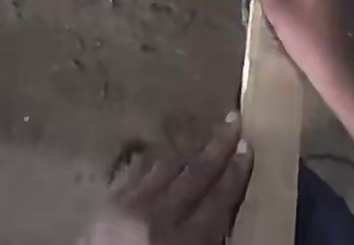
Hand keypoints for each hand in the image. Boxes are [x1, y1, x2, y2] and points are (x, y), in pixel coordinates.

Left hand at [80, 115, 252, 244]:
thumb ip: (205, 241)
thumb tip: (221, 219)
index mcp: (182, 243)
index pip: (218, 201)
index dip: (235, 174)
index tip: (248, 147)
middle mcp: (156, 218)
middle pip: (195, 174)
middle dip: (217, 148)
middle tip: (234, 121)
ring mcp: (128, 208)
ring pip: (166, 169)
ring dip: (187, 157)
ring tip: (203, 144)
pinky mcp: (106, 209)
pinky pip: (140, 178)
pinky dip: (158, 171)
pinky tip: (166, 166)